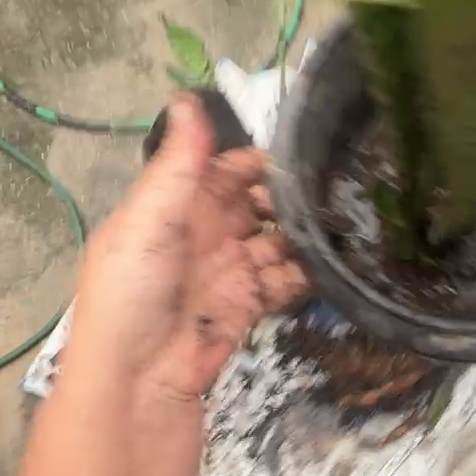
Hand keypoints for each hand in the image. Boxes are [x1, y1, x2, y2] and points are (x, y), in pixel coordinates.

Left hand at [66, 94, 307, 400]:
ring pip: (276, 243)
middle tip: (332, 191)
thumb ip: (176, 165)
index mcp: (175, 206)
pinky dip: (305, 275)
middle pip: (256, 205)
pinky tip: (333, 264)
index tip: (300, 154)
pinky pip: (283, 283)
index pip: (223, 171)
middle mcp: (206, 234)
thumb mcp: (147, 221)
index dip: (257, 162)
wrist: (139, 379)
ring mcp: (230, 272)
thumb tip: (189, 96)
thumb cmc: (132, 292)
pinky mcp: (248, 307)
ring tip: (343, 225)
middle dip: (288, 198)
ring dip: (303, 236)